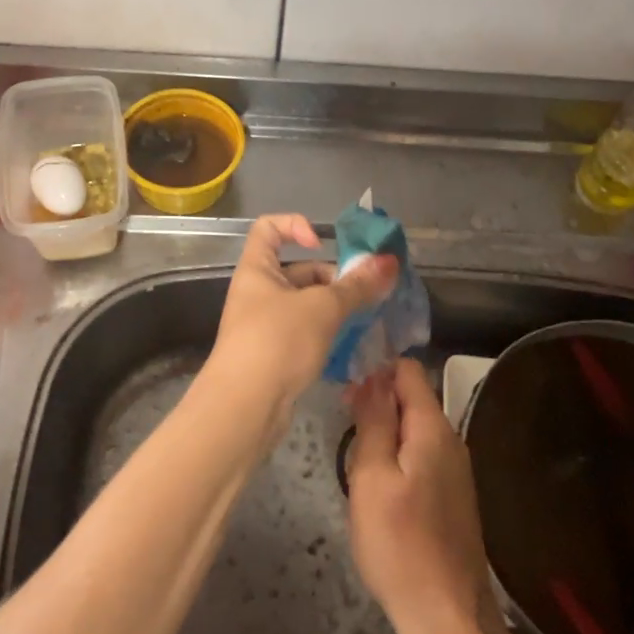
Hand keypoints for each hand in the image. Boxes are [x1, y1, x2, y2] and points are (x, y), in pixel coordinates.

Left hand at [203, 214, 396, 407]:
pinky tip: (353, 344)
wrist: (245, 407)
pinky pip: (306, 332)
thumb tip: (388, 262)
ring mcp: (265, 325)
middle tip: (365, 294)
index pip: (269, 227)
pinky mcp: (275, 355)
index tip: (322, 245)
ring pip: (306, 304)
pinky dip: (328, 334)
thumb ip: (357, 285)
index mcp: (257, 269)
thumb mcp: (323, 308)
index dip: (296, 226)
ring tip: (367, 319)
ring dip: (335, 308)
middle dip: (333, 278)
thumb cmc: (277, 342)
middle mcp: (257, 292)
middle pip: (298, 269)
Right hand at [344, 358, 494, 633]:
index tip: (342, 385)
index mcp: (433, 428)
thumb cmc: (399, 543)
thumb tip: (371, 373)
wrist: (446, 612)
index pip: (408, 370)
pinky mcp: (451, 495)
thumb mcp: (371, 477)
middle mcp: (451, 440)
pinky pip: (420, 456)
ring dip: (384, 433)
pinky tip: (376, 484)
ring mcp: (455, 469)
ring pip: (413, 429)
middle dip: (376, 402)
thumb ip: (373, 421)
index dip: (375, 367)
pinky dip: (396, 456)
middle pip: (411, 399)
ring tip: (354, 460)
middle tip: (341, 427)